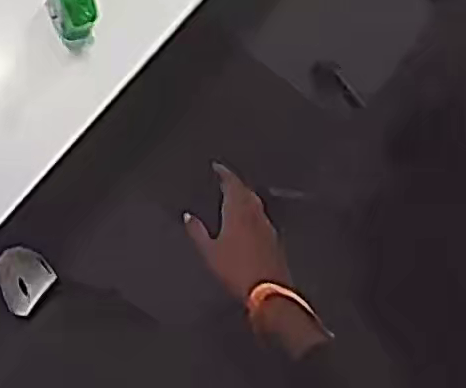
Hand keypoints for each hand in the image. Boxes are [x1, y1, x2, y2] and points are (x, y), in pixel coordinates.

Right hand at [183, 164, 328, 359]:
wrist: (272, 298)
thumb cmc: (237, 271)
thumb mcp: (209, 252)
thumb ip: (197, 231)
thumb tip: (188, 216)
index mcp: (238, 212)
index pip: (232, 183)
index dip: (224, 172)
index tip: (217, 167)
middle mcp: (255, 215)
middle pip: (247, 191)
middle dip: (236, 183)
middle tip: (226, 180)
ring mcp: (268, 229)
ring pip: (256, 204)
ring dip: (246, 196)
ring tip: (236, 197)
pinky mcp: (277, 243)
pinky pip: (263, 219)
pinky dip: (254, 213)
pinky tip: (250, 222)